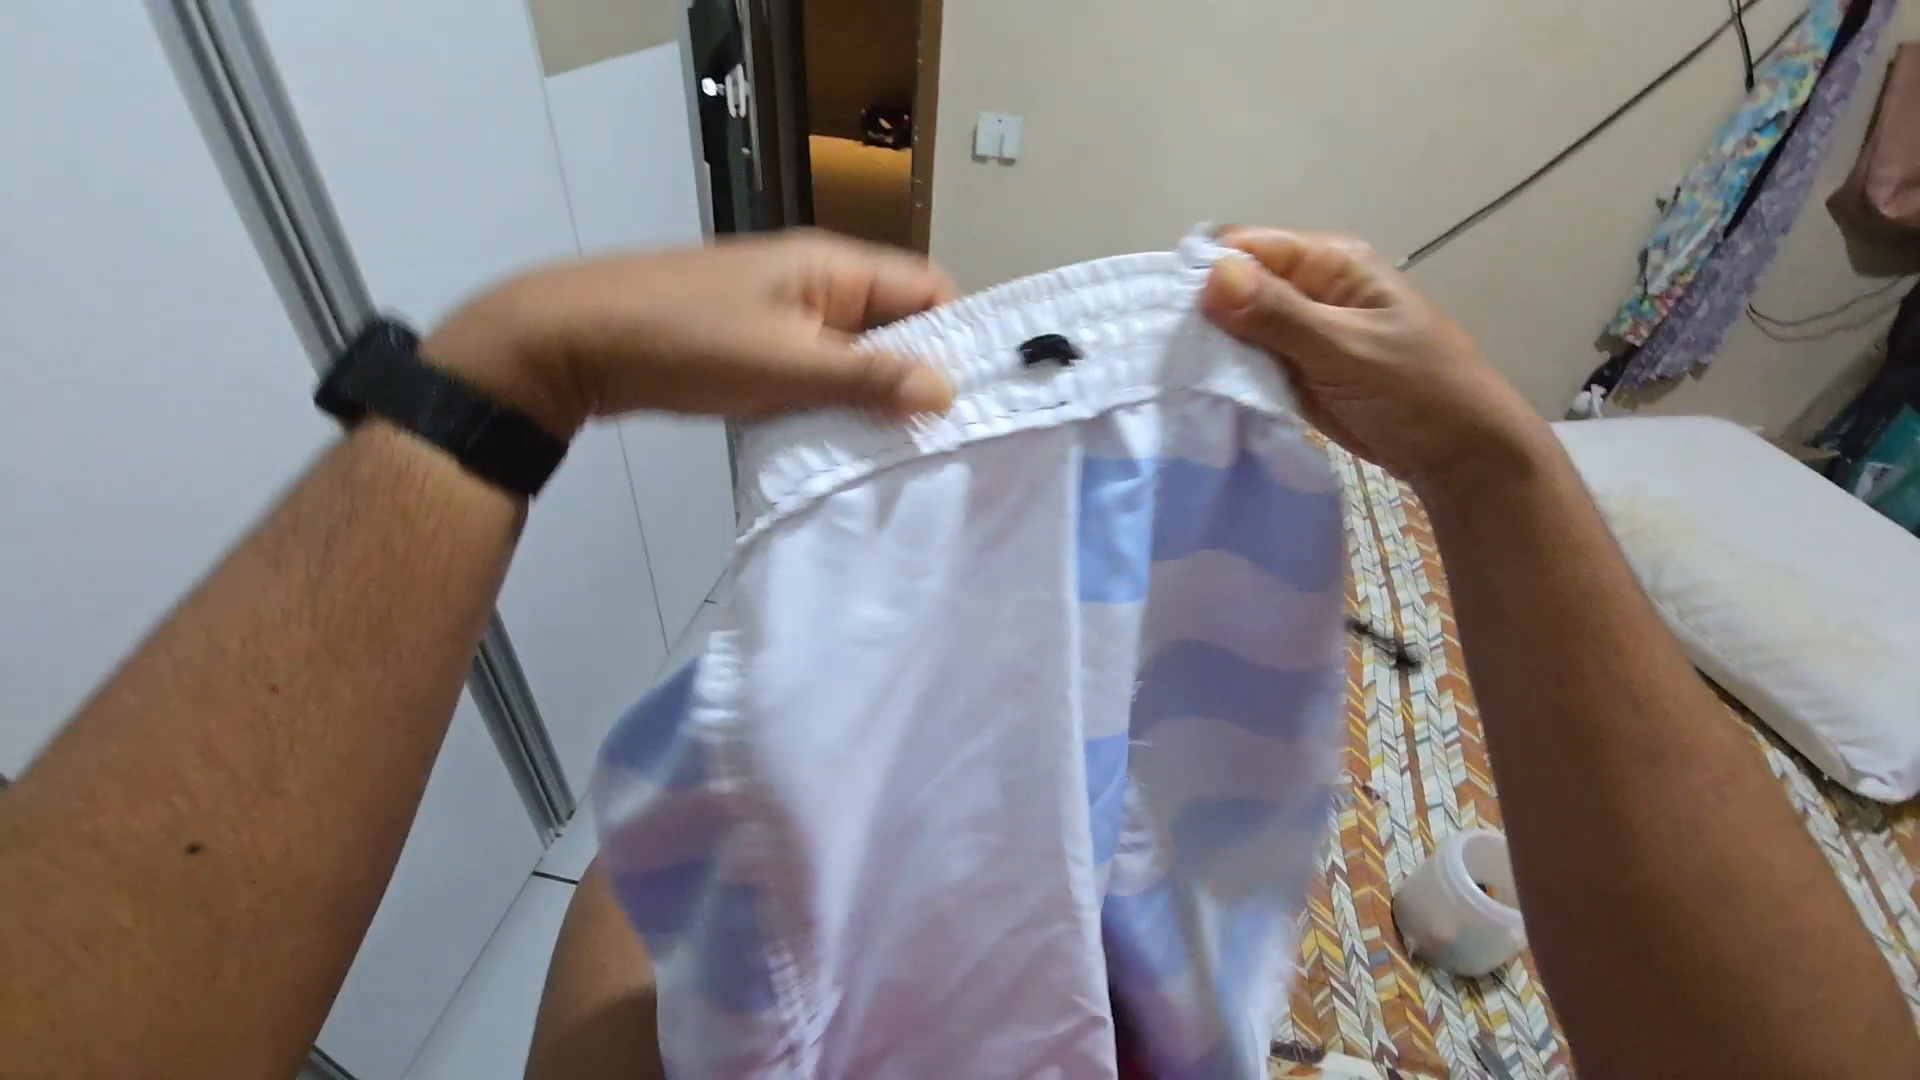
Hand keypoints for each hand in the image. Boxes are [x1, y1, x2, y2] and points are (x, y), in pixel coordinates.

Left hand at [423, 230, 959, 436]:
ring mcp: (789, 317)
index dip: (959, 335)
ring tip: (903, 447)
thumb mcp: (786, 362)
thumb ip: (869, 376)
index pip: (928, 289)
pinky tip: (847, 442)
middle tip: (942, 435)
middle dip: (920, 375)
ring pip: (859, 355)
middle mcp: (820, 285)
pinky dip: (838, 403)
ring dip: (877, 396)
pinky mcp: (763, 348)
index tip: (974, 395)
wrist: (574, 344)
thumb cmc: (684, 341)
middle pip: (898, 325)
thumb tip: (948, 390)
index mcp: (834, 268)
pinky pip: (821, 373)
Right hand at [1199, 227, 1551, 495]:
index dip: (1206, 272)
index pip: (1247, 247)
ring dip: (1207, 347)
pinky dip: (1223, 374)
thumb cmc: (1415, 389)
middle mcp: (1306, 289)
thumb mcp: (1346, 348)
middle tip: (1168, 352)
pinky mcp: (1289, 370)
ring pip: (1232, 327)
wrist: (1454, 453)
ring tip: (1175, 373)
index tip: (1170, 313)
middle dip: (1201, 313)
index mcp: (1328, 263)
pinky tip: (1200, 389)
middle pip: (1233, 286)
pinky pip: (1243, 362)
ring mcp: (1295, 333)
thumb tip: (1211, 275)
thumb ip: (1279, 315)